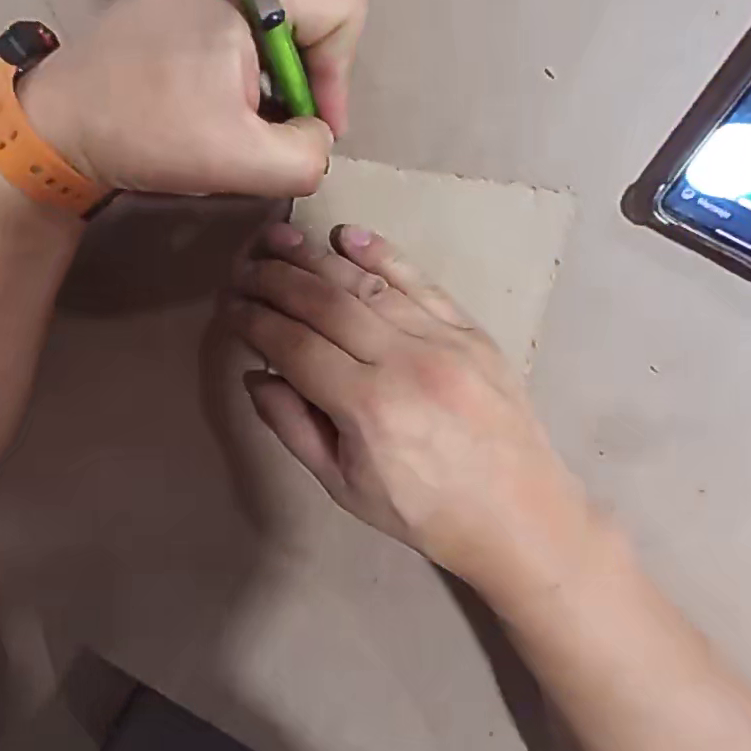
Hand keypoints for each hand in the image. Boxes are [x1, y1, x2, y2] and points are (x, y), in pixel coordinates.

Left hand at [18, 0, 366, 197]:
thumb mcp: (239, 158)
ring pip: (270, 37)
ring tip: (238, 132)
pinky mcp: (168, 10)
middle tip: (274, 139)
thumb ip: (305, 156)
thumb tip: (315, 139)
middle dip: (300, 89)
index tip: (312, 128)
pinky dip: (239, 84)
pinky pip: (234, 41)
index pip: (341, 7)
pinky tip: (213, 117)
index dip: (338, 75)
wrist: (53, 129)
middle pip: (306, 20)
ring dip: (269, 92)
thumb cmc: (143, 133)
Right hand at [223, 223, 597, 589]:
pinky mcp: (471, 330)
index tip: (230, 307)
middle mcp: (403, 361)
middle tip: (244, 268)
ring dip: (316, 257)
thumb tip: (256, 375)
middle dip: (275, 279)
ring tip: (280, 239)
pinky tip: (348, 235)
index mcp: (367, 407)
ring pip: (366, 284)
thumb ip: (293, 427)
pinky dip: (382, 253)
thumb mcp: (342, 486)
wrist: (519, 515)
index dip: (254, 321)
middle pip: (324, 303)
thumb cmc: (422, 511)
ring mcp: (443, 339)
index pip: (293, 345)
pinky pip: (419, 281)